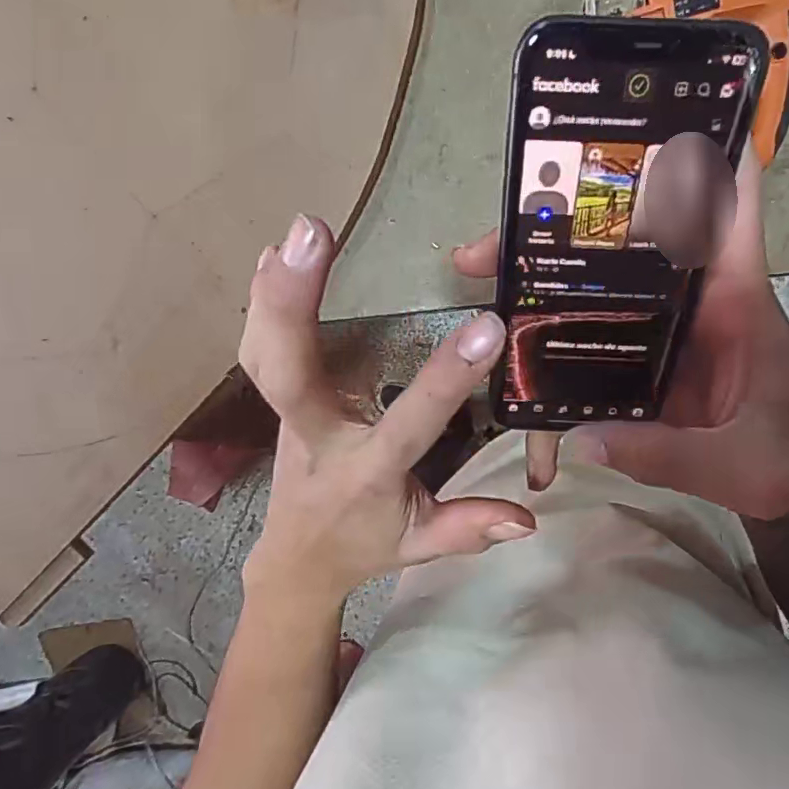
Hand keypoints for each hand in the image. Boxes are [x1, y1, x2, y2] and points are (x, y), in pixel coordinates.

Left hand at [240, 215, 536, 604]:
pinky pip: (260, 356)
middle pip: (290, 376)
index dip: (445, 381)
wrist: (298, 555)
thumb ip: (466, 527)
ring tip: (294, 233)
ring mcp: (290, 418)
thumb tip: (528, 518)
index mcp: (365, 472)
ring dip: (273, 294)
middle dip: (293, 306)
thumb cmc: (363, 543)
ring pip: (264, 358)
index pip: (409, 424)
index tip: (485, 328)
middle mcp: (318, 438)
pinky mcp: (279, 404)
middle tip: (309, 234)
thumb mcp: (418, 544)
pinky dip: (263, 306)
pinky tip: (268, 259)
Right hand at [449, 154, 788, 519]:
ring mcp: (659, 326)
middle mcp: (692, 299)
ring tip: (486, 266)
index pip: (727, 211)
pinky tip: (508, 330)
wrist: (781, 493)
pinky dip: (549, 320)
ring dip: (546, 267)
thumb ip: (665, 453)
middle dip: (568, 222)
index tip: (652, 120)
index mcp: (734, 302)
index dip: (703, 157)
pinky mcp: (637, 356)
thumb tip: (578, 437)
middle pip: (631, 239)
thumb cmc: (779, 464)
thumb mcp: (734, 462)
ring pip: (600, 278)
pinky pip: (589, 324)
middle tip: (501, 230)